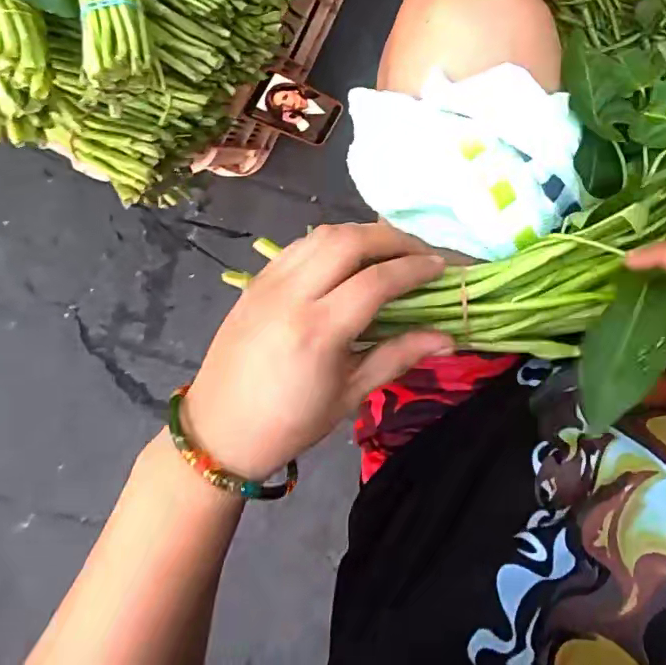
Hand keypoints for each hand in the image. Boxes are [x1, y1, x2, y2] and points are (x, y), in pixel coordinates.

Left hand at [182, 224, 453, 480]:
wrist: (217, 432)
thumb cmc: (289, 423)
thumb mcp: (350, 395)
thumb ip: (398, 356)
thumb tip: (448, 338)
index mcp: (317, 331)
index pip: (376, 280)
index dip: (415, 268)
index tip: (442, 267)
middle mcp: (292, 295)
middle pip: (351, 241)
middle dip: (394, 238)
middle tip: (421, 251)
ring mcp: (269, 282)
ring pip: (324, 234)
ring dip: (364, 233)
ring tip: (391, 249)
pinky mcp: (256, 279)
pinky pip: (301, 244)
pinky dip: (334, 240)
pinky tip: (350, 255)